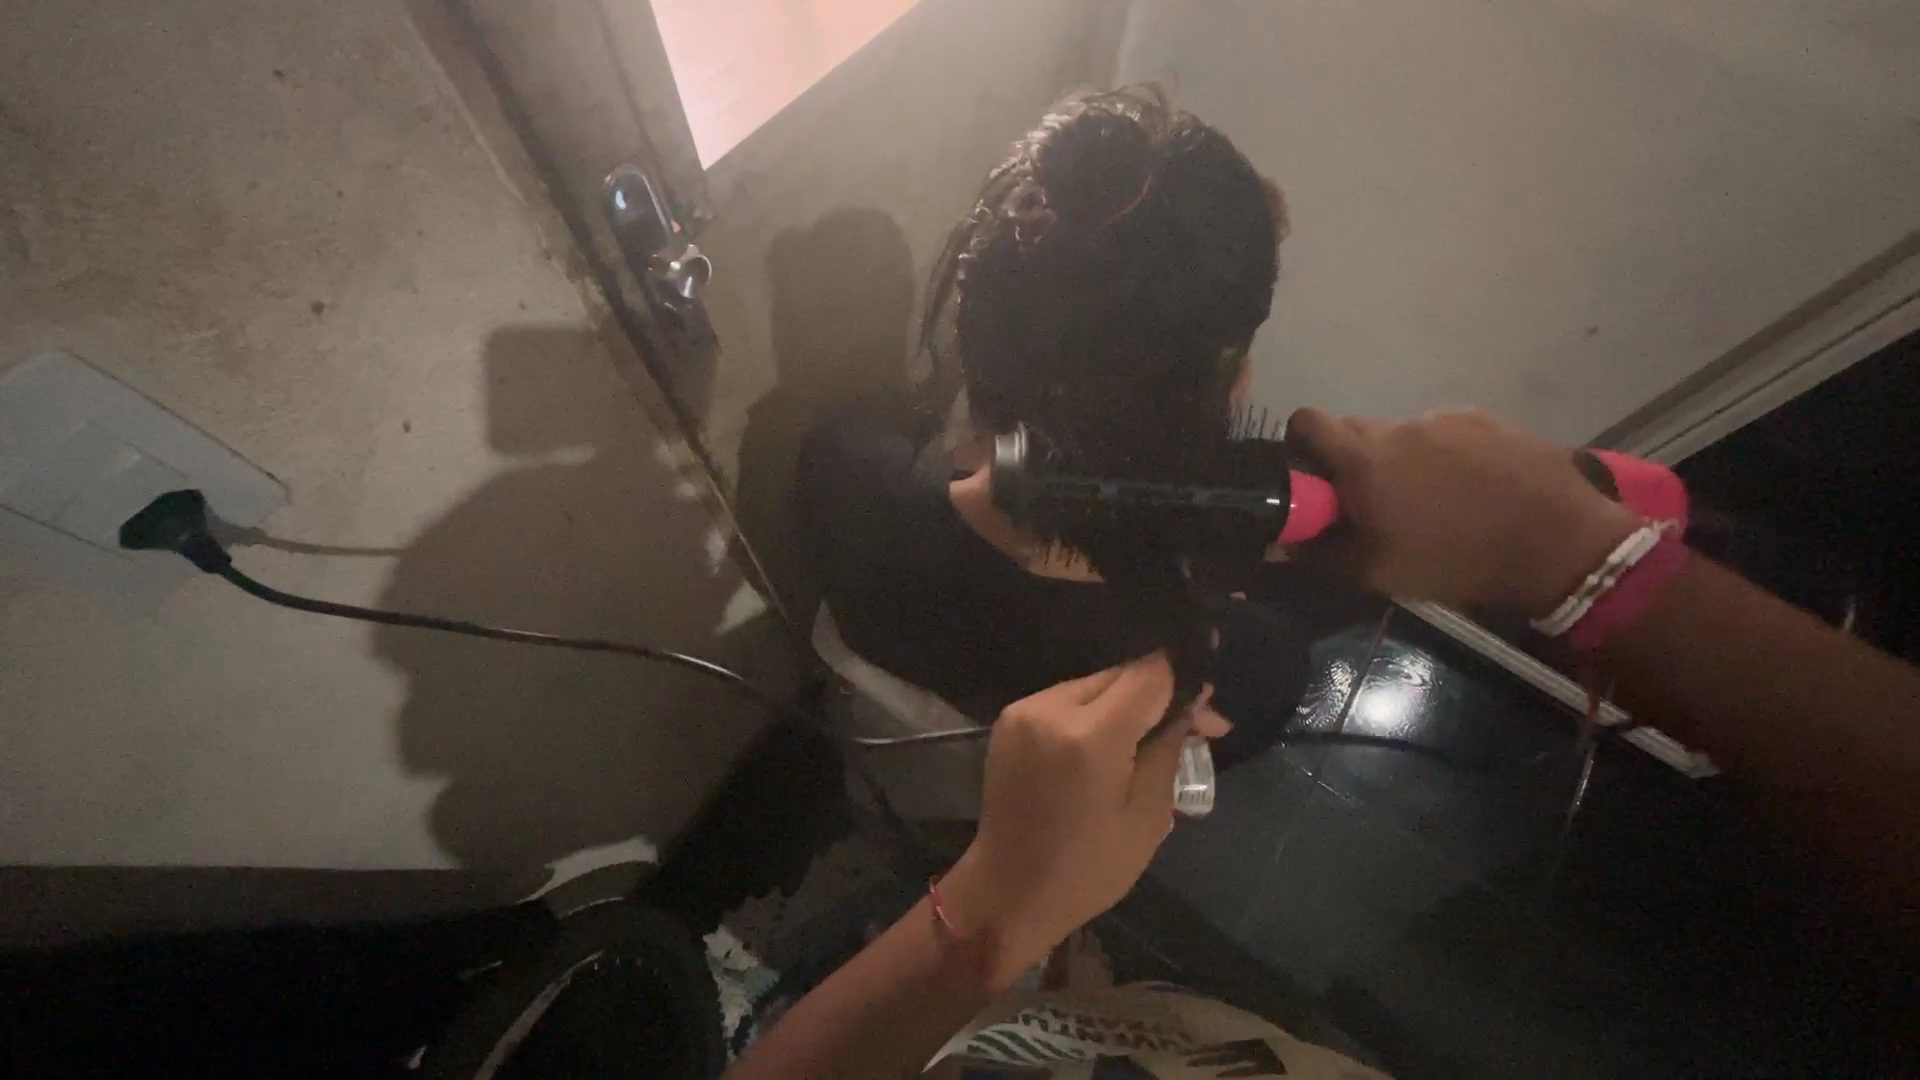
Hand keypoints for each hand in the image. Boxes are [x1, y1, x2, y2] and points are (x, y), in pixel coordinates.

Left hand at [939, 656, 1226, 988]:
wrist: (1008, 890)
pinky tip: (1111, 741)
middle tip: (1194, 726)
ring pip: (1092, 684)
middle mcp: (1050, 708)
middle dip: (1158, 694)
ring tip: (1152, 737)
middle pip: (1119, 675)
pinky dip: (1092, 712)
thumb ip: (1170, 747)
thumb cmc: (1088, 869)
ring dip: (1125, 702)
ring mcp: (1023, 710)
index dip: (1184, 679)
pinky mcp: (1009, 719)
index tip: (1209, 704)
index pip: (1147, 674)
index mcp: (1088, 736)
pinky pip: (1064, 699)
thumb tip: (1193, 703)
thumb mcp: (1148, 815)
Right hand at [1287, 407, 1638, 614]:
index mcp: (1363, 457)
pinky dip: (1442, 455)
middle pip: (1353, 429)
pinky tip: (1469, 488)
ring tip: (1429, 500)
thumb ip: (1318, 553)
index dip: (1299, 443)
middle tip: (1368, 500)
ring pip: (1401, 433)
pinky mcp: (1488, 419)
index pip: (1306, 421)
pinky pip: (1445, 432)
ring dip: (1399, 459)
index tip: (1310, 475)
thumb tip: (1279, 543)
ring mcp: (1447, 418)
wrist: (1560, 546)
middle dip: (1350, 460)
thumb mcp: (1375, 572)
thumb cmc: (1454, 561)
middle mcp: (1399, 426)